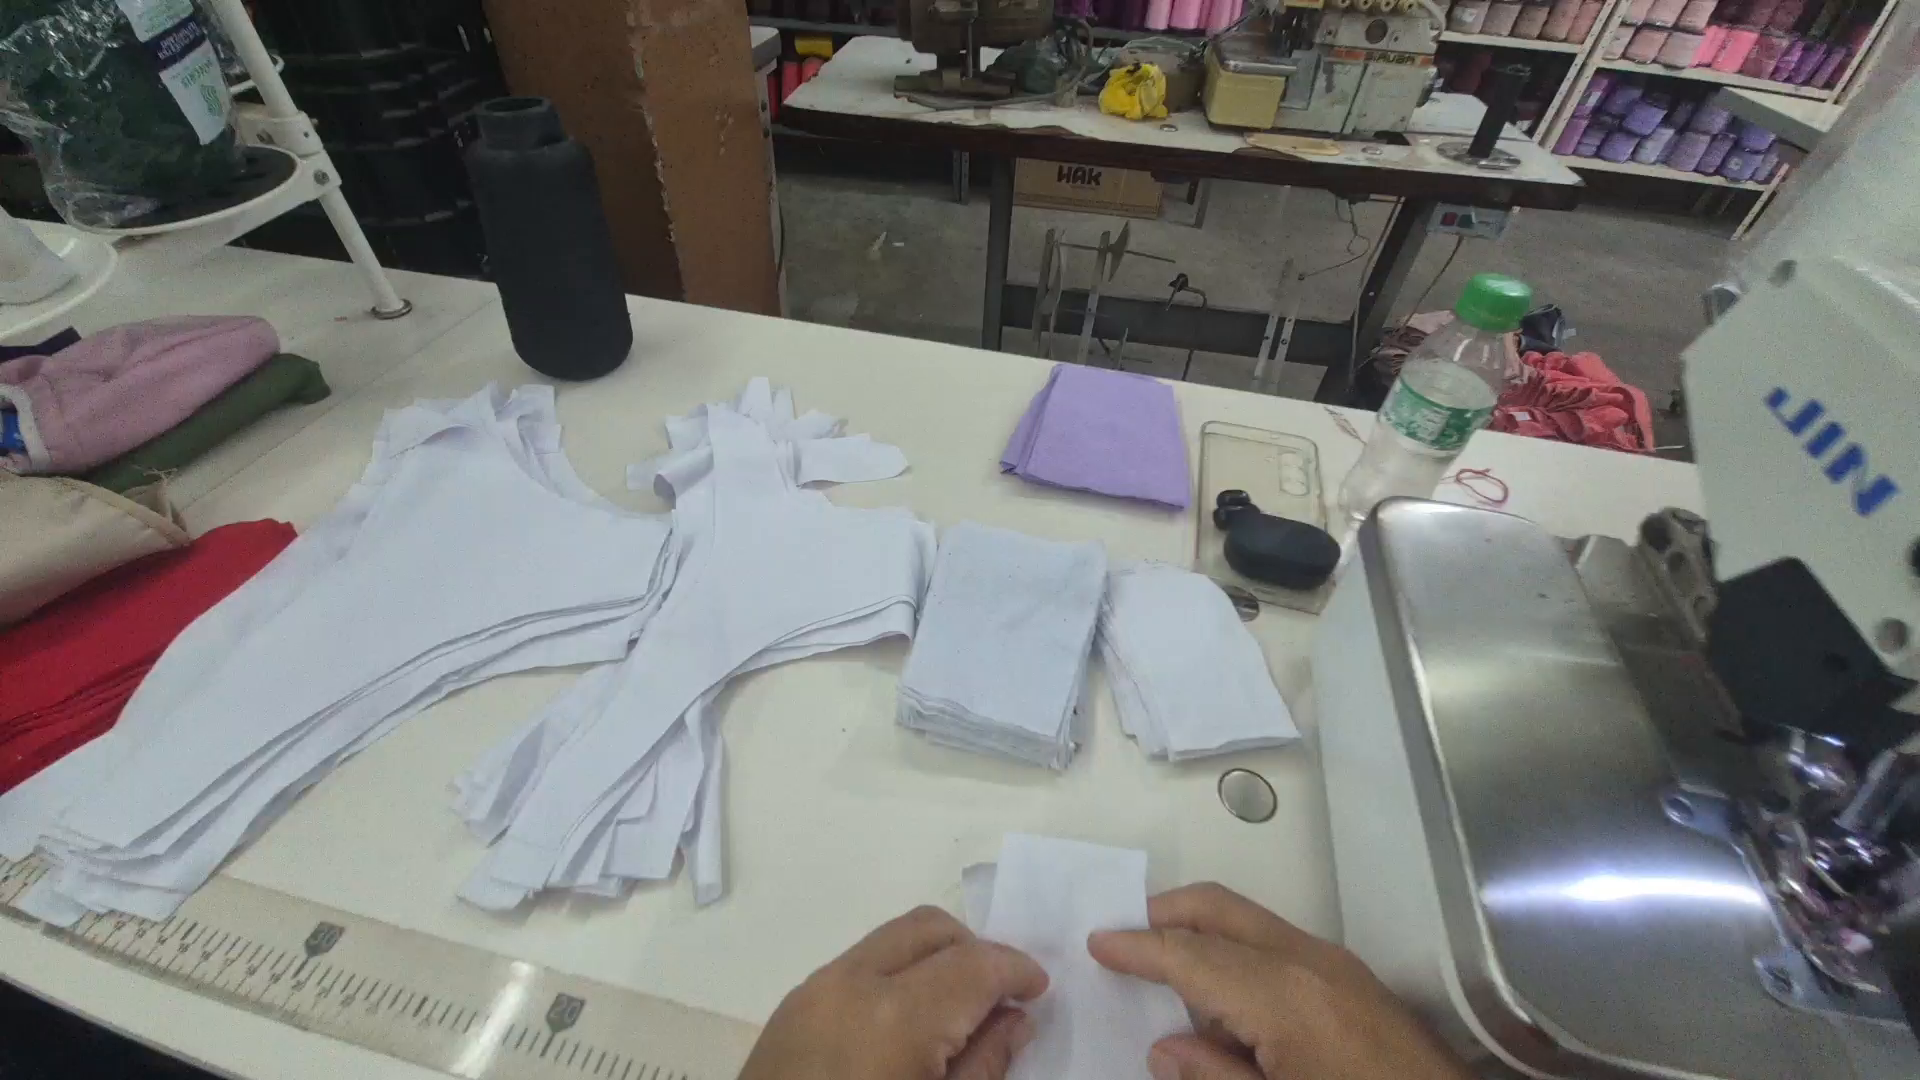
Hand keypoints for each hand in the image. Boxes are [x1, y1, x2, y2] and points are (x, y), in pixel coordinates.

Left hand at [738, 905, 1048, 1079]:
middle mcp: (852, 981)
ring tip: (956, 1007)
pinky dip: (897, 972)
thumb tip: (1013, 1018)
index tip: (1040, 986)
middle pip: (930, 927)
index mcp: (893, 1016)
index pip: (972, 964)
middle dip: (974, 948)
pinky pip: (860, 963)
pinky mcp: (793, 1004)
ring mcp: (815, 987)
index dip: (1014, 969)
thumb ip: (983, 1066)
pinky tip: (907, 1022)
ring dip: (934, 957)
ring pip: (893, 937)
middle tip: (1000, 994)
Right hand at [1088, 883, 1470, 1079]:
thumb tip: (1162, 1047)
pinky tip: (1227, 995)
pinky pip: (1273, 939)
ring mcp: (1334, 962)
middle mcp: (1305, 959)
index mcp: (1282, 996)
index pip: (1189, 956)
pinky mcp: (1352, 976)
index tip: (1097, 941)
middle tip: (1125, 936)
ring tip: (1167, 967)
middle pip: (1216, 907)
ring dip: (1199, 927)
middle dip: (1165, 911)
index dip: (1138, 948)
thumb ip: (1215, 1077)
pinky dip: (1233, 946)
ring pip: (1245, 917)